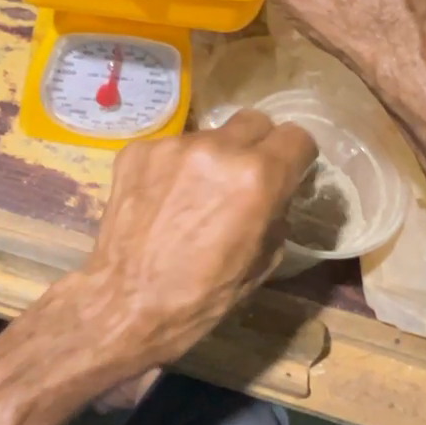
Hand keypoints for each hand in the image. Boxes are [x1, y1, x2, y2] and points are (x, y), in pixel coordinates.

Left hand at [75, 109, 315, 372]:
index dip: (296, 157)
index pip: (297, 137)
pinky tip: (163, 200)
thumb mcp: (264, 259)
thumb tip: (275, 191)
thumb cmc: (203, 294)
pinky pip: (170, 148)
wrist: (128, 302)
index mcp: (257, 176)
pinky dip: (173, 167)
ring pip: (209, 135)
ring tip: (194, 196)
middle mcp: (216, 149)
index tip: (287, 172)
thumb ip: (276, 210)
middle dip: (256, 147)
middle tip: (242, 180)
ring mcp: (172, 146)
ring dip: (211, 158)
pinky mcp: (137, 151)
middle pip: (254, 122)